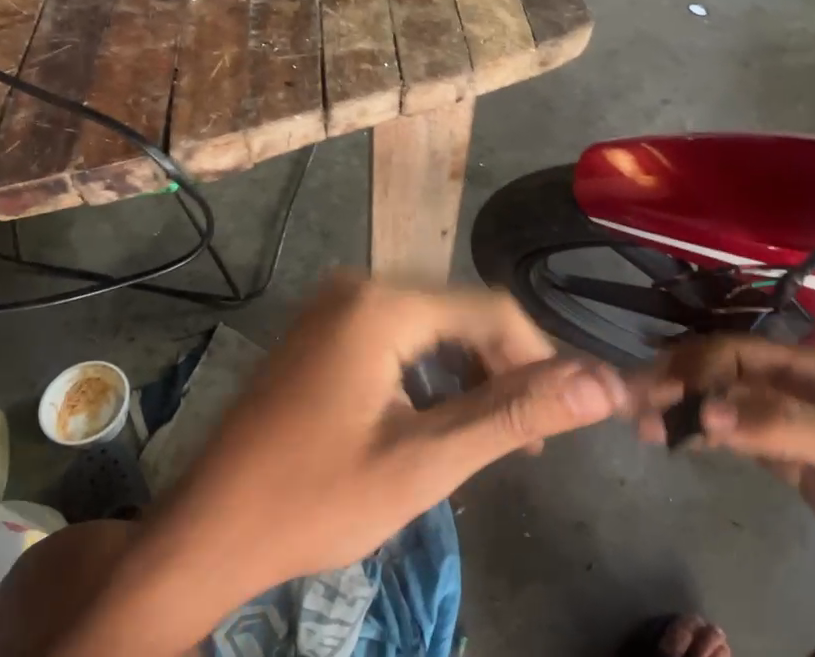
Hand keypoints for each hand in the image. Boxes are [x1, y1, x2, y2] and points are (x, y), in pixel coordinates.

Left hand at [68, 276, 633, 655]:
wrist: (210, 528)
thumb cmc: (316, 499)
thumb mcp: (424, 461)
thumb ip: (514, 415)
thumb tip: (603, 383)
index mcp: (380, 303)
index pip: (492, 310)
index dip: (539, 360)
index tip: (562, 421)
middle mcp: (356, 286)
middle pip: (460, 313)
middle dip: (502, 370)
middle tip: (526, 441)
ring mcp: (331, 306)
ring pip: (429, 326)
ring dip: (466, 375)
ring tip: (487, 437)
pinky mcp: (319, 331)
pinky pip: (394, 336)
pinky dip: (426, 373)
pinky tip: (434, 418)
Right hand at [645, 338, 814, 654]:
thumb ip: (785, 424)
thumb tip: (704, 409)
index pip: (737, 353)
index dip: (691, 367)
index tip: (648, 393)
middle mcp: (802, 387)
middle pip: (726, 372)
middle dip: (679, 382)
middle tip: (631, 407)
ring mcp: (797, 424)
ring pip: (727, 401)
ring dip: (687, 408)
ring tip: (646, 428)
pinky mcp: (795, 461)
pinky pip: (740, 435)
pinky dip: (707, 433)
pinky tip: (683, 441)